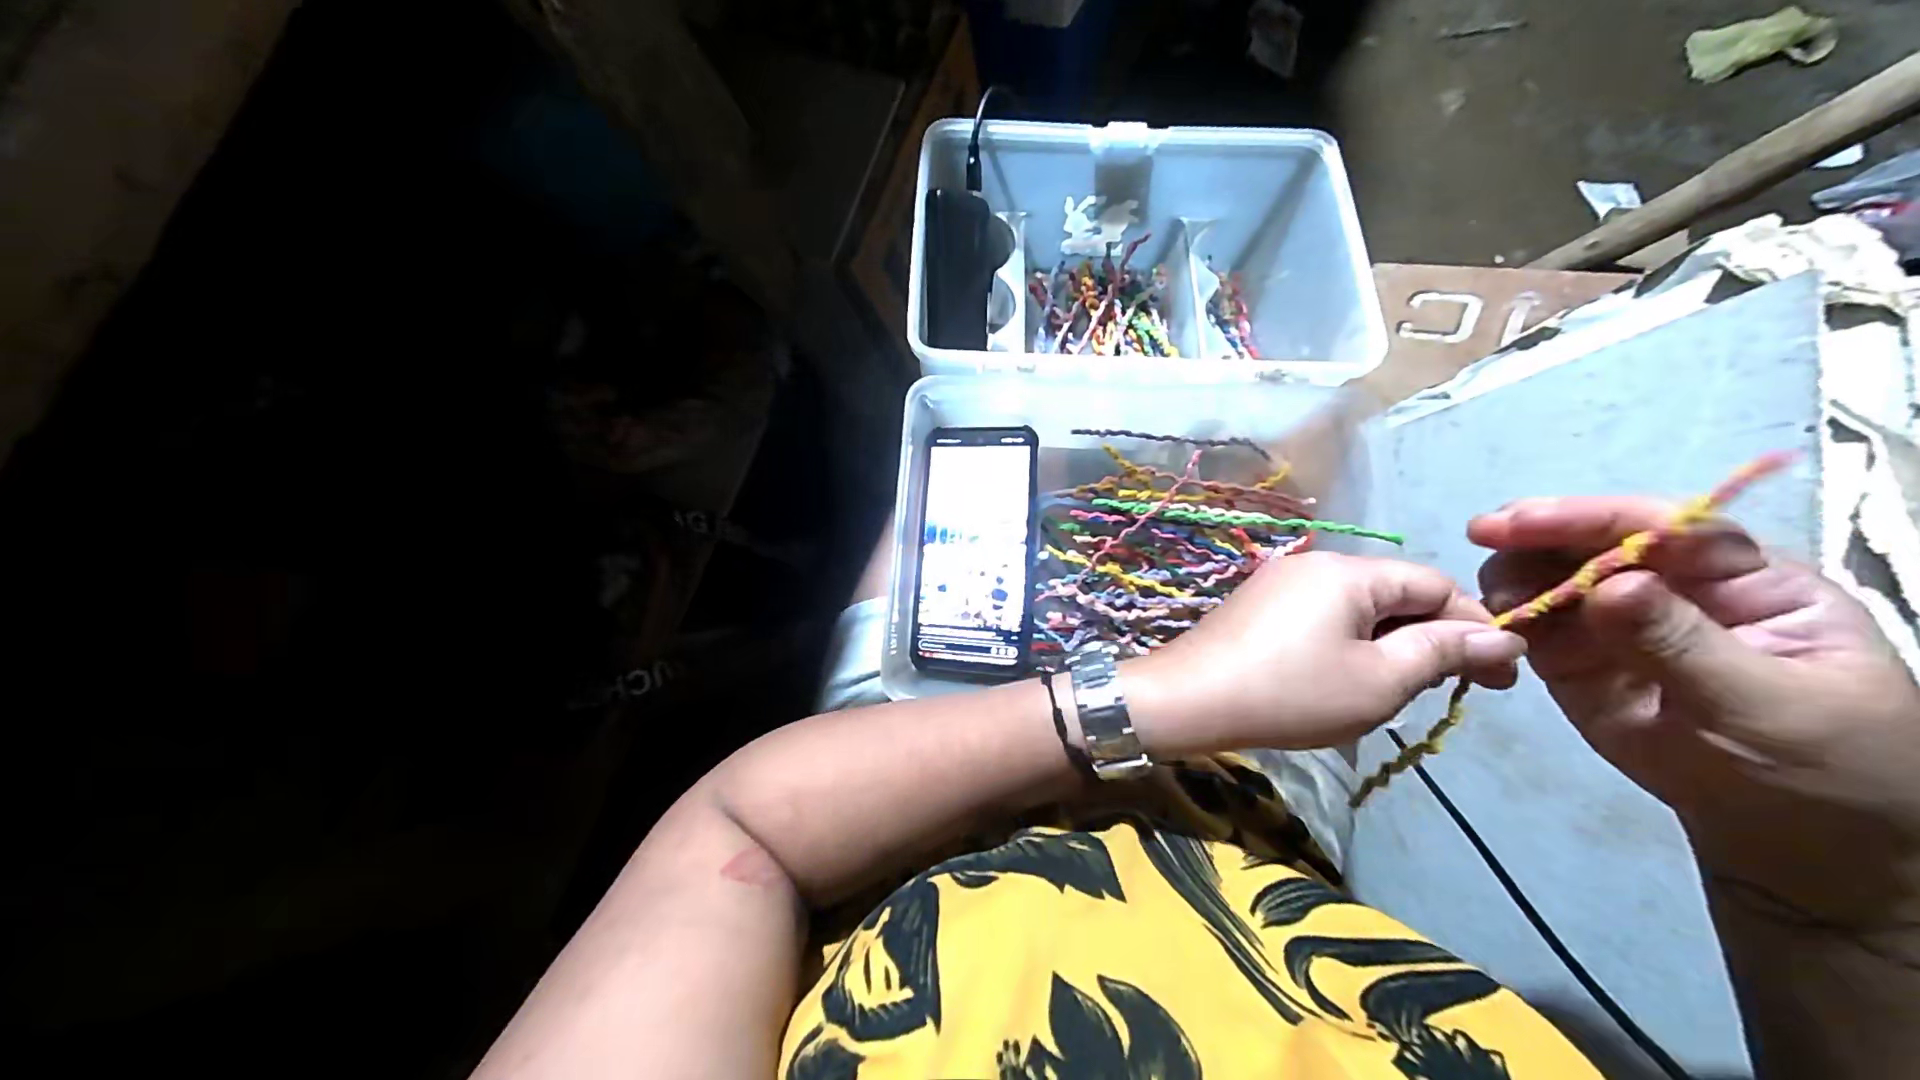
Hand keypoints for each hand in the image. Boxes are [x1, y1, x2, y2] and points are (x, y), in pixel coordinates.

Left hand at [1126, 551, 1525, 756]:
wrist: (1187, 699)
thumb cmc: (1291, 692)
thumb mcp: (1380, 679)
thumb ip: (1442, 652)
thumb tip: (1500, 637)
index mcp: (1348, 572)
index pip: (1434, 584)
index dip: (1474, 628)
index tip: (1499, 679)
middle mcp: (1313, 565)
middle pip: (1394, 593)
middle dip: (1429, 639)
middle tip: (1445, 692)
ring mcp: (1278, 583)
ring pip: (1358, 608)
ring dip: (1388, 646)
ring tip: (1392, 692)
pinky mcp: (1257, 606)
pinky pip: (1321, 617)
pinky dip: (1347, 645)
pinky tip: (1343, 681)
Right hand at [1471, 497, 1919, 920]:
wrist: (1790, 841)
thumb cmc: (1822, 766)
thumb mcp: (1767, 705)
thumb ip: (1682, 644)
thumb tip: (1611, 587)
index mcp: (1746, 580)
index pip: (1665, 529)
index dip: (1592, 517)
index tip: (1520, 519)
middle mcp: (1672, 587)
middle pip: (1593, 542)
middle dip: (1535, 535)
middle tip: (1483, 537)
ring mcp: (1616, 622)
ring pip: (1549, 575)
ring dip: (1512, 577)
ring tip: (1492, 601)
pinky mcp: (1574, 656)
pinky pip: (1529, 625)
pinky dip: (1501, 619)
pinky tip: (1490, 628)